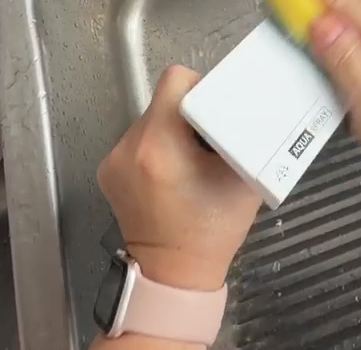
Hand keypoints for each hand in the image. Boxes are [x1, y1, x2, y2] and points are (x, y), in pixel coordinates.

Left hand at [96, 65, 262, 290]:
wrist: (173, 280)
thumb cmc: (211, 231)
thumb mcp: (241, 178)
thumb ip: (245, 137)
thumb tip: (252, 108)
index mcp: (159, 144)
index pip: (176, 80)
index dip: (201, 86)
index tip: (218, 107)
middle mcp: (129, 146)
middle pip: (164, 99)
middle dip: (190, 111)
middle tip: (212, 134)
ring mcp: (113, 160)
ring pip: (152, 118)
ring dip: (174, 128)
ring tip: (194, 155)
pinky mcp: (108, 172)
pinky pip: (140, 139)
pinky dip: (159, 145)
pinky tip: (174, 168)